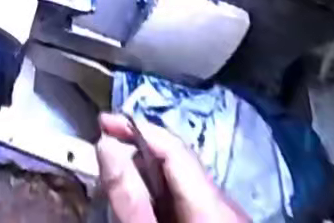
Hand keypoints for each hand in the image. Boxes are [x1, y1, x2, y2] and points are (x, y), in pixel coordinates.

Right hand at [96, 114, 248, 222]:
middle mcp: (229, 207)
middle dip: (138, 153)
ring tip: (120, 184)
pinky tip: (146, 208)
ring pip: (183, 182)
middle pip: (177, 161)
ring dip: (149, 177)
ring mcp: (230, 220)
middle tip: (104, 156)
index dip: (135, 127)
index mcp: (215, 204)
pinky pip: (190, 202)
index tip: (103, 122)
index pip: (172, 145)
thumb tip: (105, 143)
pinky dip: (163, 197)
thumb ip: (129, 197)